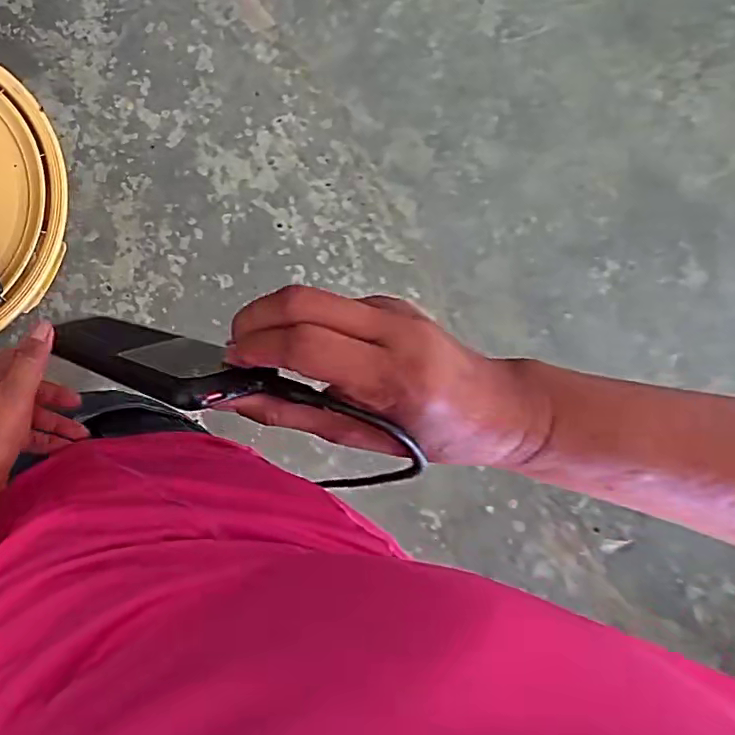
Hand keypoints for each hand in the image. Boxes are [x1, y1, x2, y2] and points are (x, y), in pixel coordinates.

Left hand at [0, 321, 88, 492]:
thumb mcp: (16, 393)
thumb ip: (31, 360)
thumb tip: (42, 329)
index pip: (20, 357)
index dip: (44, 360)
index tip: (63, 360)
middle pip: (28, 387)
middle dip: (55, 397)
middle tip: (75, 402)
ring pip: (30, 413)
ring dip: (55, 422)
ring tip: (77, 433)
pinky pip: (27, 435)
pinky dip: (45, 439)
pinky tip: (61, 448)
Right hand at [217, 285, 550, 467]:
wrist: (502, 406)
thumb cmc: (432, 436)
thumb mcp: (357, 438)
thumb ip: (290, 413)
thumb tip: (235, 399)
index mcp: (392, 374)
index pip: (307, 344)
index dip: (257, 349)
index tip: (232, 364)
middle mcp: (393, 328)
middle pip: (301, 301)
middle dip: (252, 319)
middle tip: (235, 349)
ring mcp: (390, 307)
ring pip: (308, 295)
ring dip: (268, 316)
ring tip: (257, 349)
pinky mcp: (384, 300)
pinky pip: (324, 302)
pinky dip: (294, 319)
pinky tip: (296, 345)